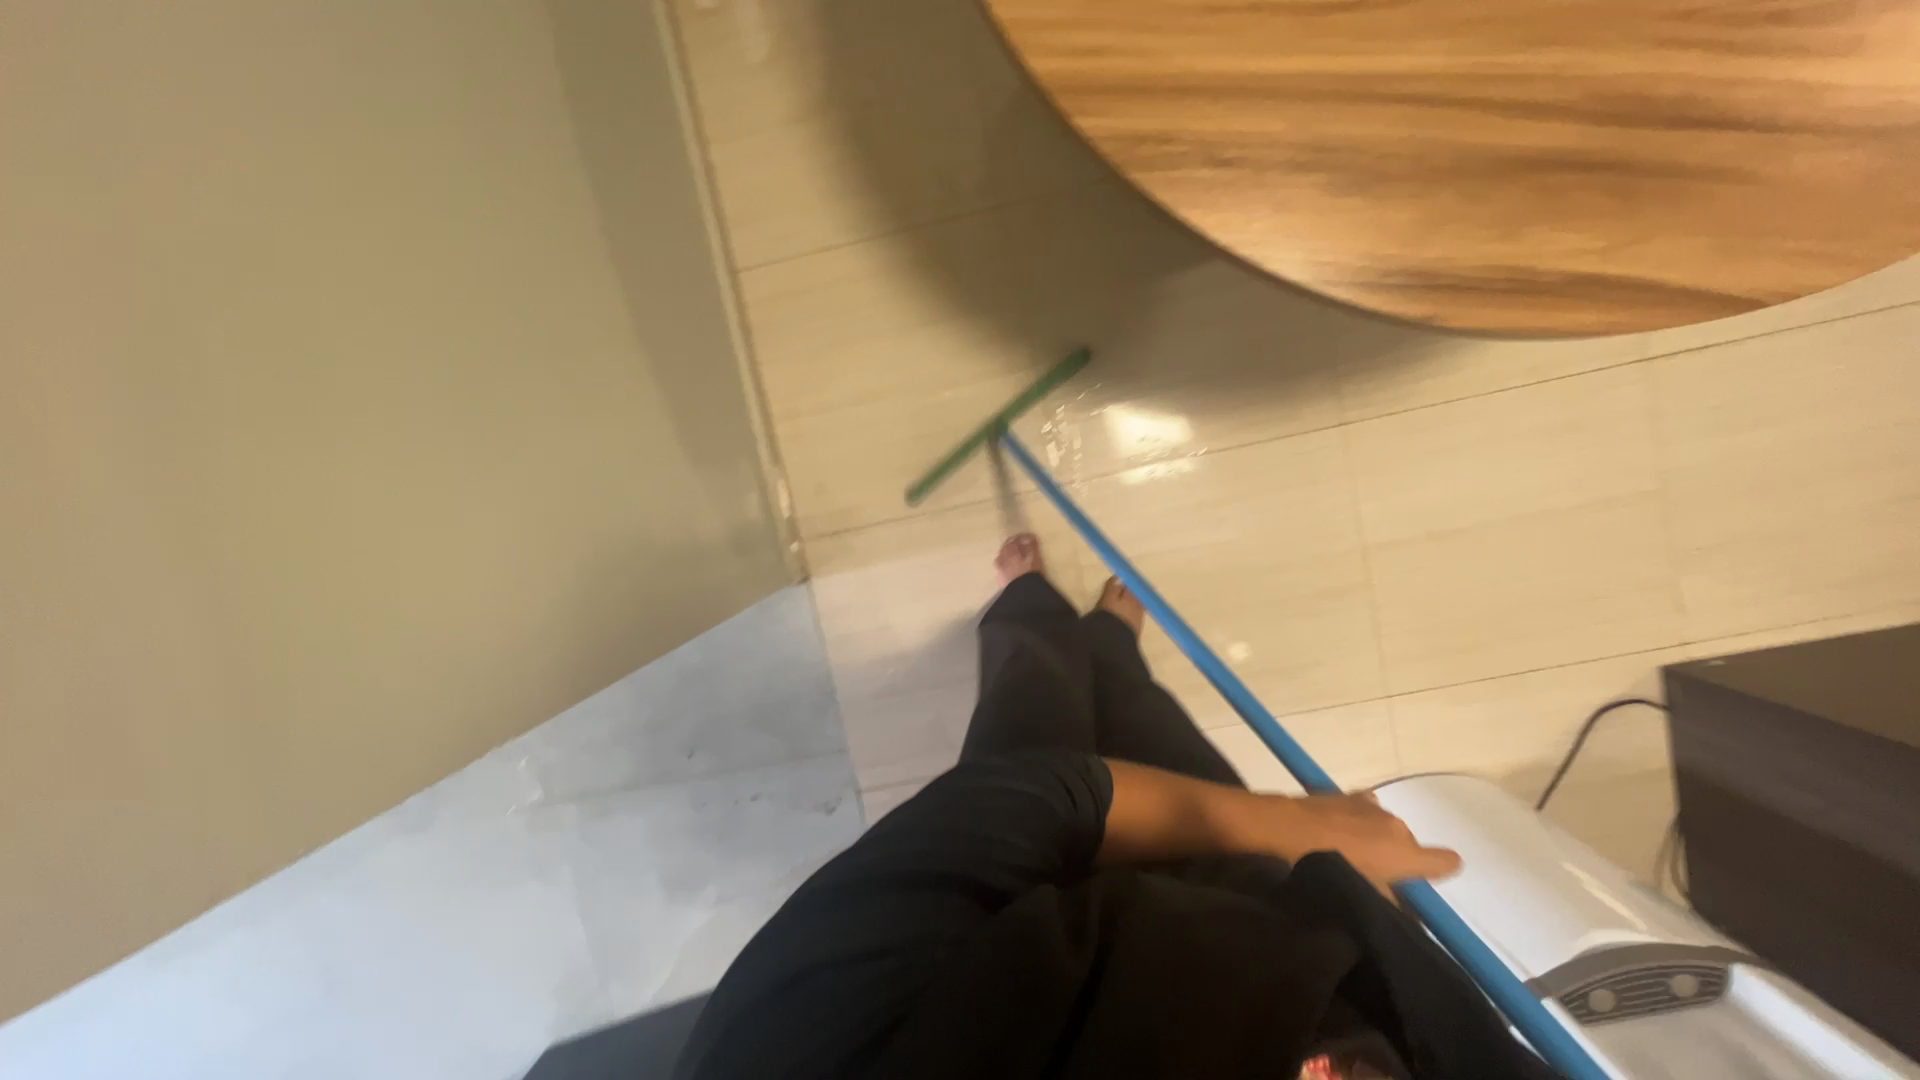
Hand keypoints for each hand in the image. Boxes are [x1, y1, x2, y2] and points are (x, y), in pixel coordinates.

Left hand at [1273, 793, 1461, 887]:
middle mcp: (1397, 825)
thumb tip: (1399, 907)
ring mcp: (1372, 806)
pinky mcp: (1349, 793)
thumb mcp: (1363, 893)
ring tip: (1344, 847)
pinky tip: (1334, 826)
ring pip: (1384, 825)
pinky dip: (1356, 817)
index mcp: (1406, 853)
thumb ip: (1387, 900)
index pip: (1447, 862)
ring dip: (1372, 834)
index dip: (1436, 870)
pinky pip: (1364, 808)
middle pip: (1407, 843)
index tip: (1418, 880)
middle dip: (1393, 855)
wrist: (1288, 828)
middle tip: (1368, 869)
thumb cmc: (1328, 867)